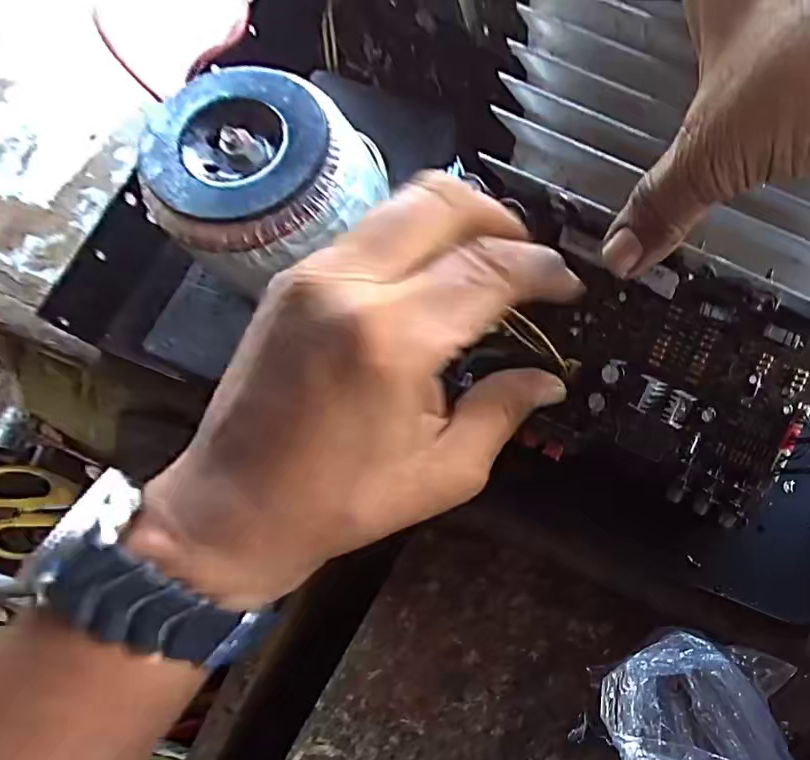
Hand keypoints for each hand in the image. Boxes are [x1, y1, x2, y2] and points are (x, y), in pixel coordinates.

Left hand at [125, 172, 583, 608]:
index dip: (540, 269)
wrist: (240, 505)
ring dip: (460, 222)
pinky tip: (444, 279)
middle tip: (534, 260)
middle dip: (502, 221)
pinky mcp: (294, 282)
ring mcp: (312, 275)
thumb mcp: (450, 469)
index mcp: (392, 339)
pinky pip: (373, 232)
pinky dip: (420, 239)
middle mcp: (348, 286)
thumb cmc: (350, 499)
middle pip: (438, 203)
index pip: (485, 269)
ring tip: (496, 264)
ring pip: (401, 205)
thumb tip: (548, 380)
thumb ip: (503, 410)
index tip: (570, 286)